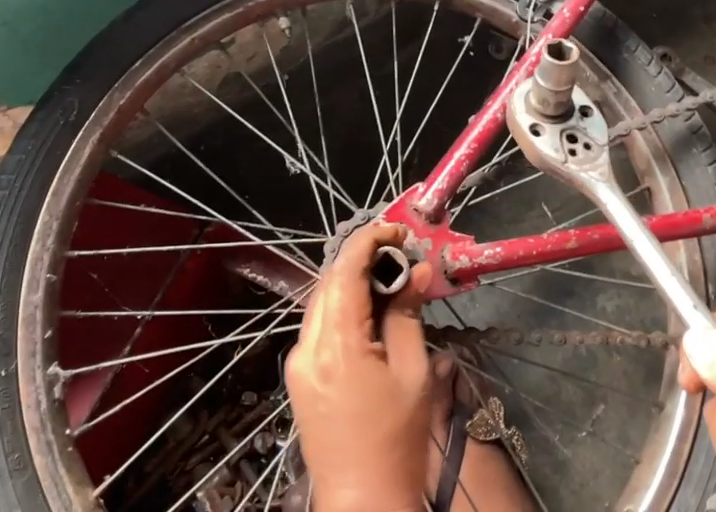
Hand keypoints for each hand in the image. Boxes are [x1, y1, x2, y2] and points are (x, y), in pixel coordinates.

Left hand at [284, 223, 433, 511]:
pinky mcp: (298, 376)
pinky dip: (342, 307)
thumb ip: (408, 314)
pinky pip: (318, 325)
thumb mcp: (413, 372)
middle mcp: (307, 346)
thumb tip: (418, 270)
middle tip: (400, 253)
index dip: (370, 241)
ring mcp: (298, 362)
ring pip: (321, 301)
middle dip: (362, 259)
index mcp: (337, 344)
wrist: (362, 499)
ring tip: (390, 278)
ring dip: (351, 281)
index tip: (398, 230)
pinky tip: (369, 310)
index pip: (346, 271)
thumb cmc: (397, 438)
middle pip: (329, 282)